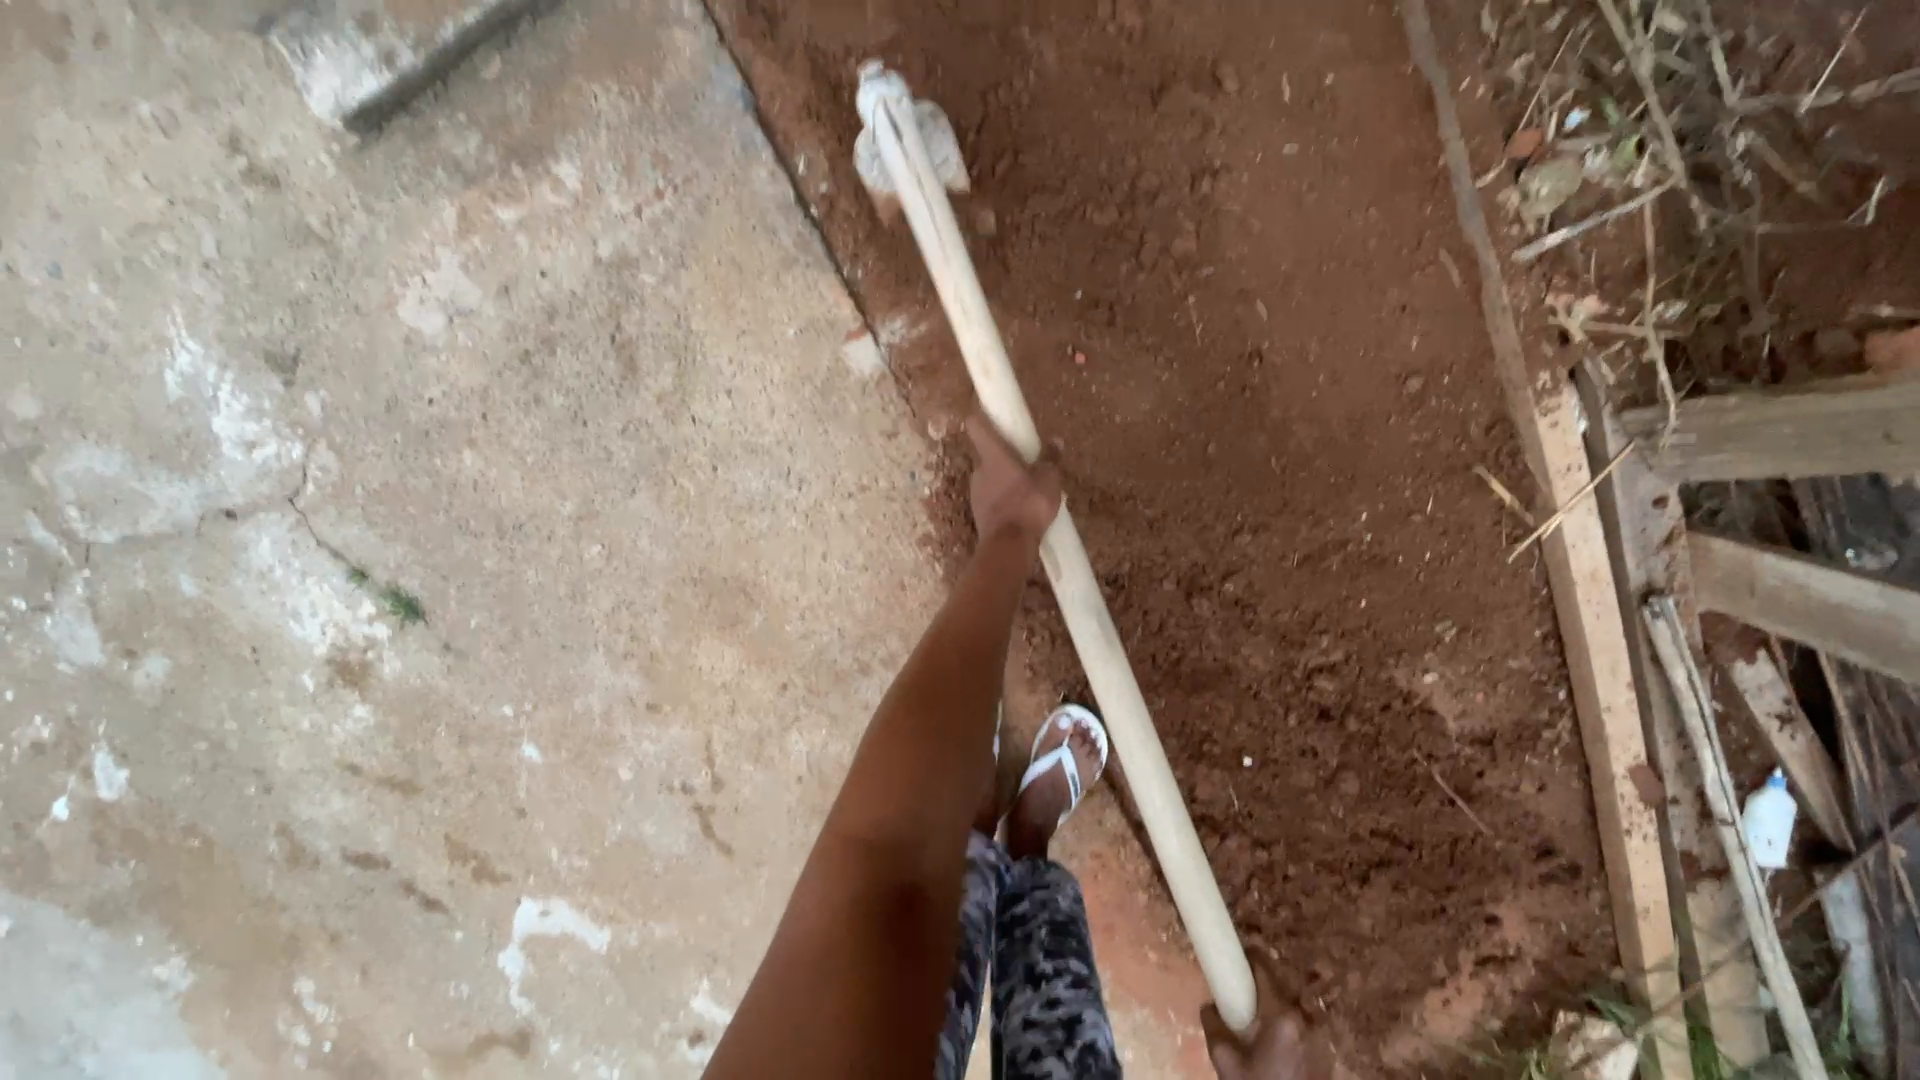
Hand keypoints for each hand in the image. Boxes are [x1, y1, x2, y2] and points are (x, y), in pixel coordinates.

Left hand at [965, 414, 1060, 545]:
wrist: (1008, 545)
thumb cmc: (1028, 504)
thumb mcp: (1048, 479)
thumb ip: (1050, 459)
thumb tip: (1056, 442)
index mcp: (993, 455)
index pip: (975, 425)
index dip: (980, 415)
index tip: (990, 411)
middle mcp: (979, 470)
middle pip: (988, 455)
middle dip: (1005, 457)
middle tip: (1027, 462)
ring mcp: (976, 493)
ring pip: (991, 478)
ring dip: (1006, 480)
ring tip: (1030, 490)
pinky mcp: (979, 513)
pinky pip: (993, 498)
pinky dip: (1005, 499)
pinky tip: (1023, 510)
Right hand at [1201, 952, 1335, 1079]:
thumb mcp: (1226, 1064)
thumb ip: (1214, 1027)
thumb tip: (1210, 1006)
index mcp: (1281, 1016)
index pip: (1263, 968)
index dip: (1248, 955)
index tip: (1234, 950)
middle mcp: (1305, 1019)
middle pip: (1279, 986)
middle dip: (1258, 984)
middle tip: (1239, 991)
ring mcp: (1319, 1036)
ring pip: (1291, 1006)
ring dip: (1272, 1004)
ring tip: (1253, 1018)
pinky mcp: (1324, 1053)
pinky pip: (1300, 1025)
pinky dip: (1285, 1024)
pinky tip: (1270, 1040)